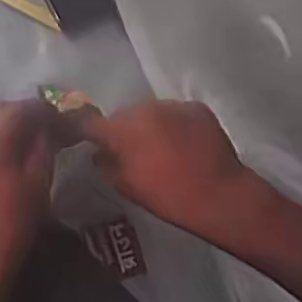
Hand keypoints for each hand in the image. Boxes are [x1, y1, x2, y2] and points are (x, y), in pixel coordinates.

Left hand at [0, 99, 64, 269]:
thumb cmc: (19, 215)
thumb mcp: (40, 175)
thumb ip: (45, 141)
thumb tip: (54, 122)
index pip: (19, 109)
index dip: (43, 110)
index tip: (63, 117)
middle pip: (2, 109)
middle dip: (27, 112)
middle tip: (52, 123)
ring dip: (15, 120)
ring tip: (40, 133)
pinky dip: (4, 130)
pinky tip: (22, 143)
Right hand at [65, 100, 273, 243]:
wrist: (219, 195)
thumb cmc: (166, 195)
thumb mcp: (127, 186)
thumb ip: (106, 166)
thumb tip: (98, 154)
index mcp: (122, 129)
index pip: (90, 122)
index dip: (82, 130)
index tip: (81, 137)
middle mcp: (144, 109)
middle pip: (123, 115)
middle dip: (122, 129)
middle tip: (129, 150)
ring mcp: (173, 105)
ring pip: (150, 112)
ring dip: (149, 125)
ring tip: (159, 147)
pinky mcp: (197, 108)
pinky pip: (176, 113)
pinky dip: (174, 124)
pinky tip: (182, 144)